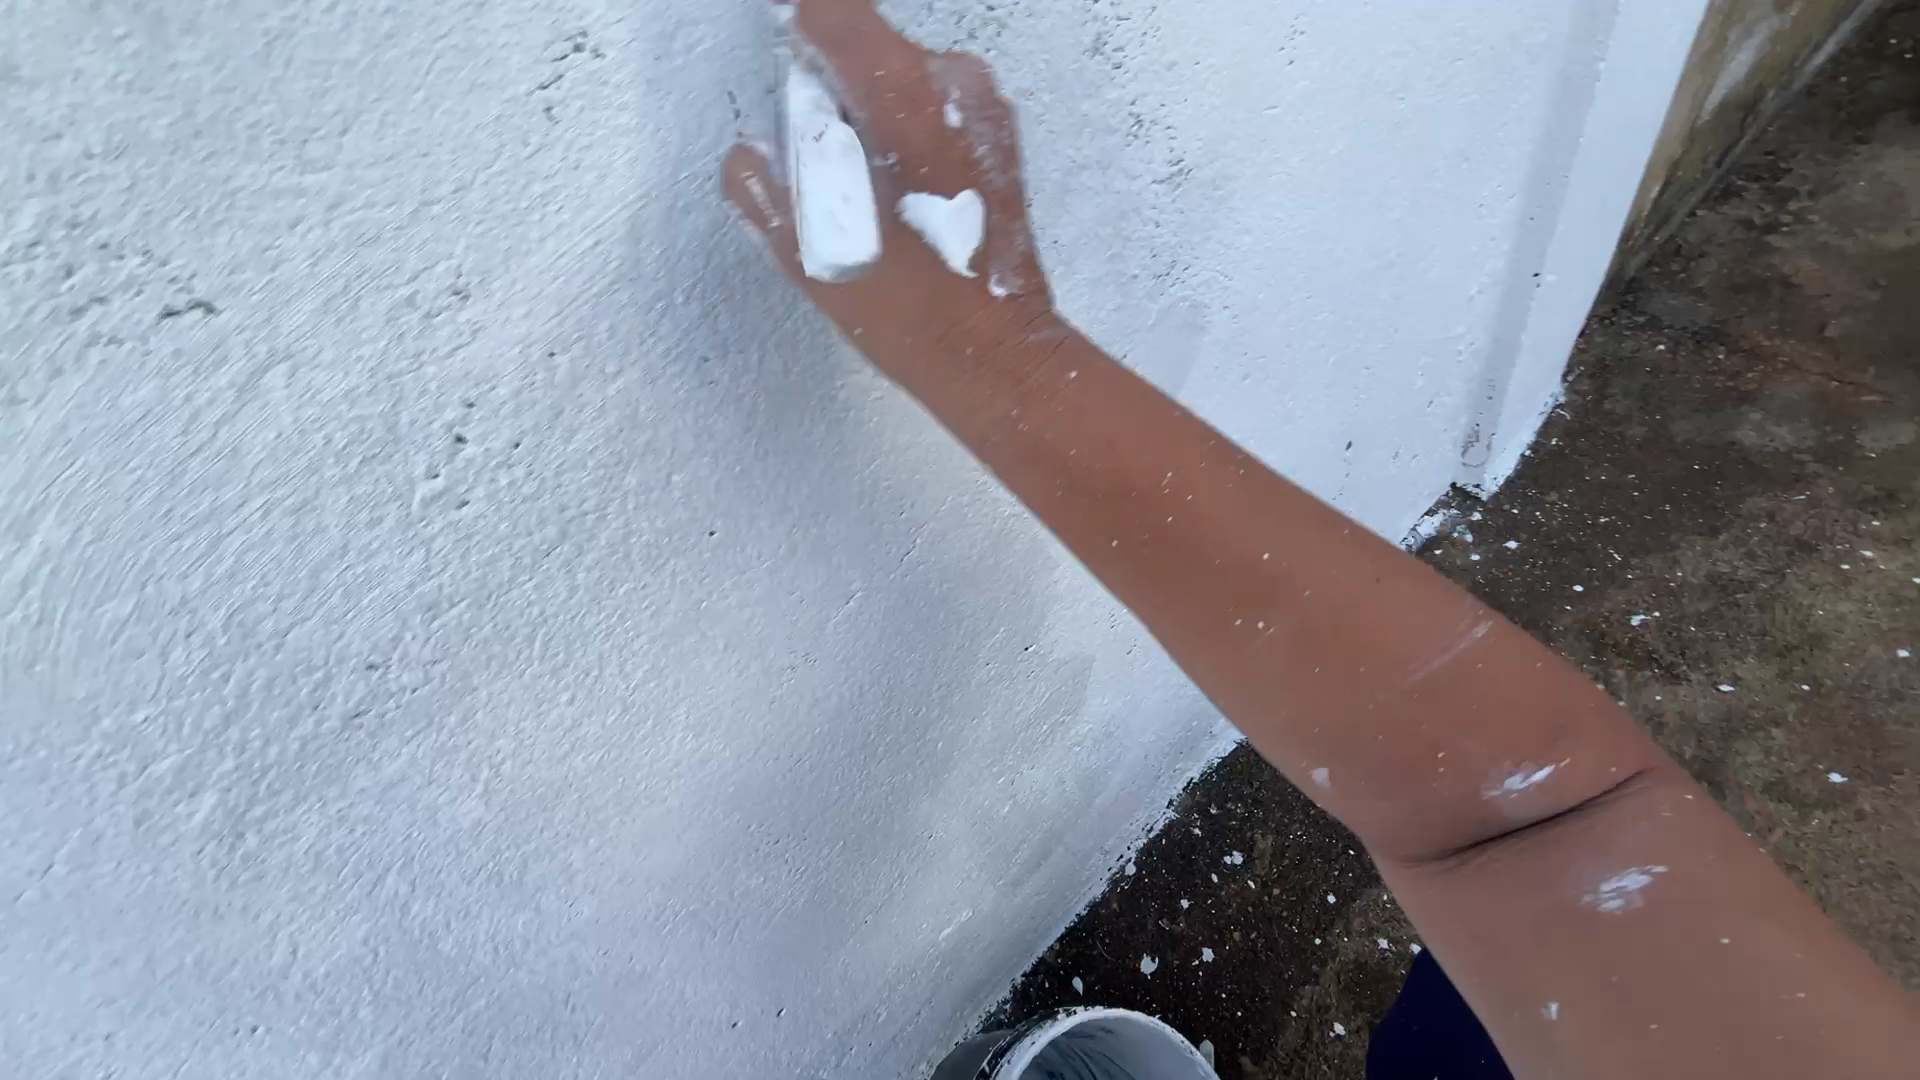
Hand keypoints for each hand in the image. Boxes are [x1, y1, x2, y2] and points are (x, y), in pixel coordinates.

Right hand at [723, 0, 1060, 382]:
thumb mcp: (808, 252)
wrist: (991, 355)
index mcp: (898, 91)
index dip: (795, 33)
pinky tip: (901, 205)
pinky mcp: (1001, 148)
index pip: (827, 11)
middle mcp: (952, 84)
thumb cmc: (912, 311)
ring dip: (875, 122)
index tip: (782, 60)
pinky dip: (910, 144)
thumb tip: (752, 158)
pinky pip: (938, 118)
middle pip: (869, 51)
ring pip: (906, 86)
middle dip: (835, 95)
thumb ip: (762, 184)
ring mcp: (986, 112)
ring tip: (867, 198)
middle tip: (824, 165)